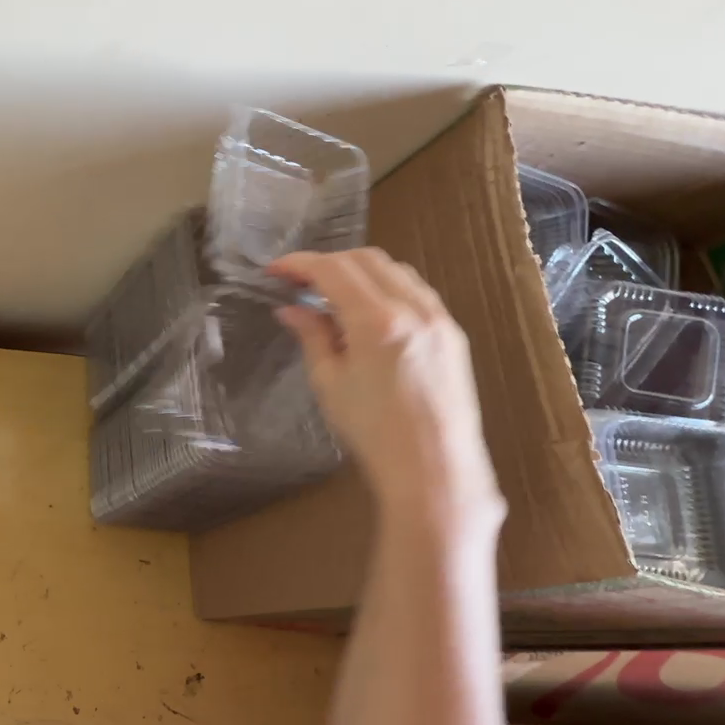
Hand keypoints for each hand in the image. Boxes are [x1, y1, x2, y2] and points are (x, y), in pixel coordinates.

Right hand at [268, 249, 504, 527]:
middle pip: (366, 259)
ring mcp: (439, 318)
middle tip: (295, 279)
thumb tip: (291, 309)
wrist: (433, 465)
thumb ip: (312, 336)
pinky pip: (414, 290)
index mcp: (378, 321)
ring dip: (356, 271)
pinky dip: (382, 286)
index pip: (334, 270)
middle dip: (327, 262)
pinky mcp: (451, 332)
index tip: (273, 270)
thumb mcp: (329, 381)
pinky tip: (363, 310)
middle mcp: (414, 308)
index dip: (299, 263)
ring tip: (327, 292)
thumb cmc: (371, 429)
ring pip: (394, 270)